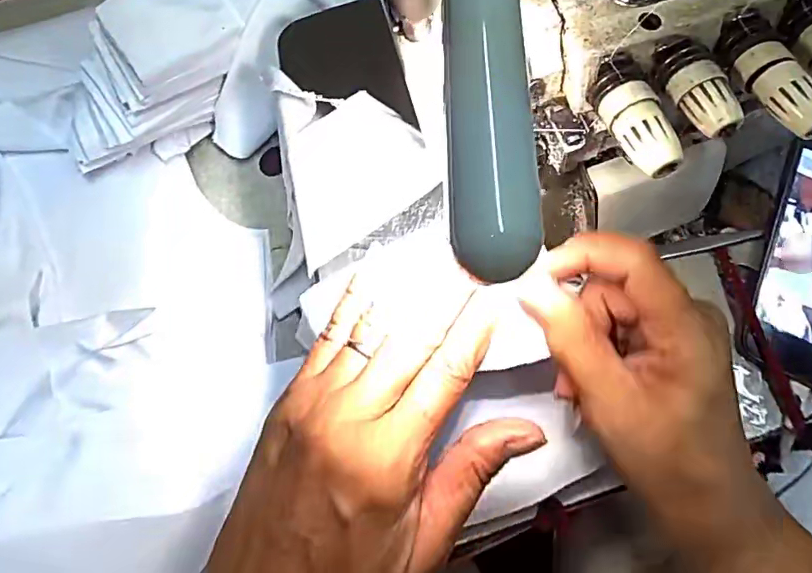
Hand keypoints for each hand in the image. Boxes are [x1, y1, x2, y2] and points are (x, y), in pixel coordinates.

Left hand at [207, 279, 546, 572]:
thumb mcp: (420, 542)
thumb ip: (470, 473)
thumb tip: (520, 434)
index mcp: (387, 459)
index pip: (446, 373)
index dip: (474, 331)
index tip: (491, 302)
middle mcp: (348, 420)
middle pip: (412, 341)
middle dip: (447, 301)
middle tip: (470, 272)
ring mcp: (315, 403)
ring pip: (371, 329)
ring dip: (406, 295)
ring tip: (432, 267)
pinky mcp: (292, 399)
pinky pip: (327, 337)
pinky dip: (352, 305)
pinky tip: (368, 281)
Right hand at [519, 233, 811, 572]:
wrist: (711, 509)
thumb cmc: (667, 462)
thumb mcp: (609, 402)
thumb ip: (570, 339)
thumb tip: (533, 287)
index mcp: (685, 322)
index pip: (632, 257)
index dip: (583, 254)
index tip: (540, 276)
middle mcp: (688, 311)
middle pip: (614, 285)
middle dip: (580, 321)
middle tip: (567, 372)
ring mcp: (682, 324)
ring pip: (611, 304)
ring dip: (586, 341)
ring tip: (583, 388)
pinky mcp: (672, 338)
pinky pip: (622, 322)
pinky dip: (601, 348)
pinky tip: (598, 383)